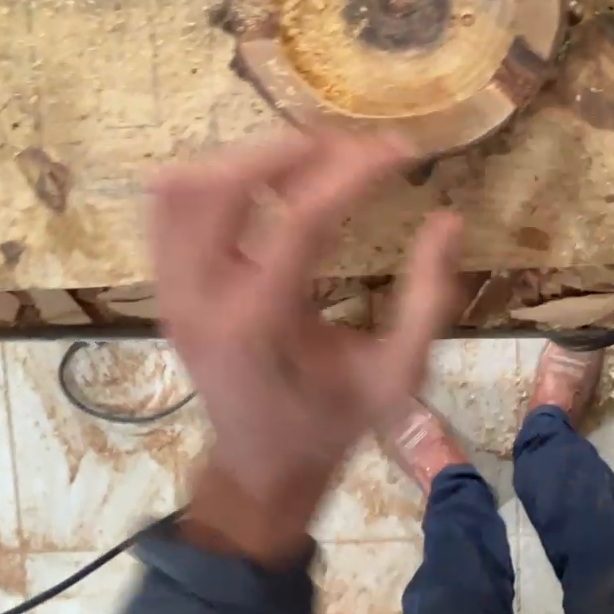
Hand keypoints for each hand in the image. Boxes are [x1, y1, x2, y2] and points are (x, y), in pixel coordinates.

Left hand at [151, 133, 462, 563]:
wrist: (261, 466)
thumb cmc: (335, 422)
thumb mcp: (398, 374)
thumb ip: (428, 298)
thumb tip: (450, 220)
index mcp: (263, 323)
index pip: (301, 218)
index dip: (354, 172)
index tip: (400, 148)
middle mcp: (202, 298)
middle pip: (225, 185)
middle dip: (293, 150)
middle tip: (348, 147)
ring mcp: (170, 291)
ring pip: (182, 187)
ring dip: (248, 159)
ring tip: (307, 159)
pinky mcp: (163, 287)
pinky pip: (166, 208)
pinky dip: (211, 178)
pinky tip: (260, 184)